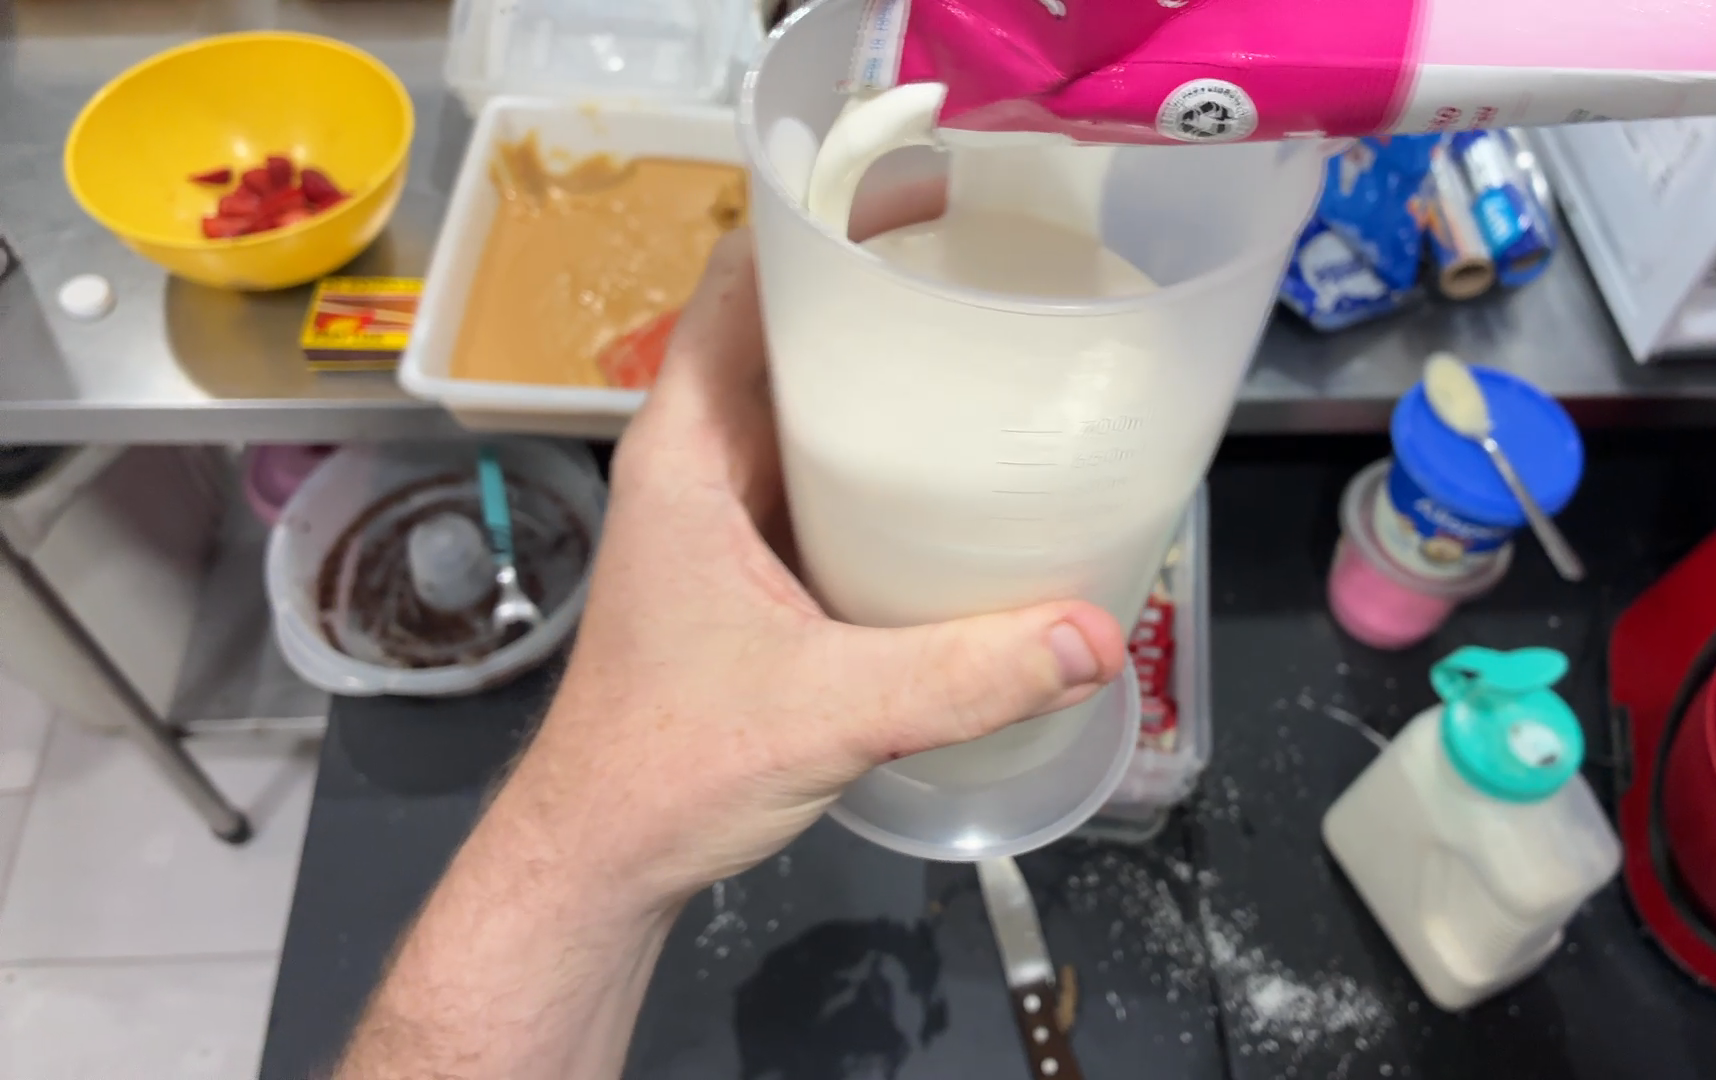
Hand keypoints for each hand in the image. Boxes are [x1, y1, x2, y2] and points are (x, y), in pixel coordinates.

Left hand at [505, 226, 1127, 911]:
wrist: (610, 851)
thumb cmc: (674, 766)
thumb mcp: (829, 711)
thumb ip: (963, 675)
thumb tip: (1096, 638)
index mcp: (691, 452)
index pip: (743, 287)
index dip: (823, 228)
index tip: (922, 207)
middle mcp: (707, 465)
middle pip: (791, 337)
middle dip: (880, 297)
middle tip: (991, 279)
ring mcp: (734, 516)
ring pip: (812, 411)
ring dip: (887, 382)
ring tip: (990, 359)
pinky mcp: (763, 566)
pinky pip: (829, 481)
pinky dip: (887, 464)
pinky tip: (957, 481)